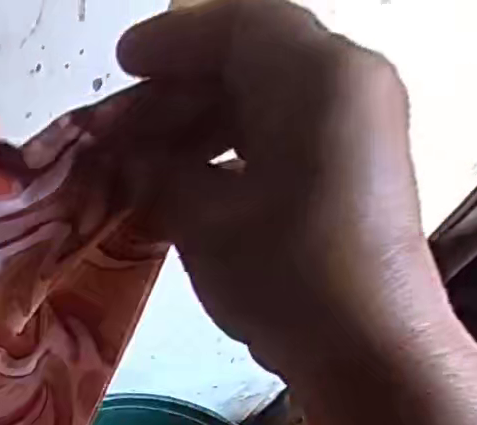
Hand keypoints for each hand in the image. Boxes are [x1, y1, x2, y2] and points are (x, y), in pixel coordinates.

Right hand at [116, 0, 464, 377]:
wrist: (361, 342)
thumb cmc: (282, 274)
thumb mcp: (207, 222)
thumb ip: (162, 176)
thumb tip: (129, 159)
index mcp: (317, 79)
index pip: (240, 27)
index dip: (173, 40)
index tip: (120, 60)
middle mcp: (346, 84)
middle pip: (251, 60)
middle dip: (176, 89)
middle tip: (115, 127)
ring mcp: (353, 126)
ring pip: (262, 99)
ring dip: (196, 123)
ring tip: (139, 160)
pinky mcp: (347, 169)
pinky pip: (277, 135)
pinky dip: (225, 149)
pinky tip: (183, 182)